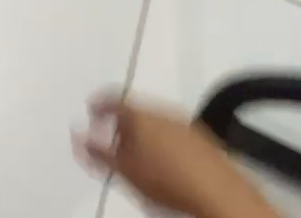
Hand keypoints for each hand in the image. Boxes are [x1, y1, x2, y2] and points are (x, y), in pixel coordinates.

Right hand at [77, 95, 276, 217]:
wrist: (225, 202)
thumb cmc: (169, 184)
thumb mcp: (125, 173)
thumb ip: (96, 153)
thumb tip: (75, 135)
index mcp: (139, 114)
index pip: (109, 99)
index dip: (96, 106)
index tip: (89, 114)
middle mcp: (162, 111)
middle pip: (134, 111)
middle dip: (121, 126)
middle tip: (113, 145)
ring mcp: (187, 125)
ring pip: (156, 123)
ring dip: (144, 135)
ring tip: (139, 159)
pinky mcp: (206, 141)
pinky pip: (175, 134)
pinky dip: (164, 143)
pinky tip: (167, 165)